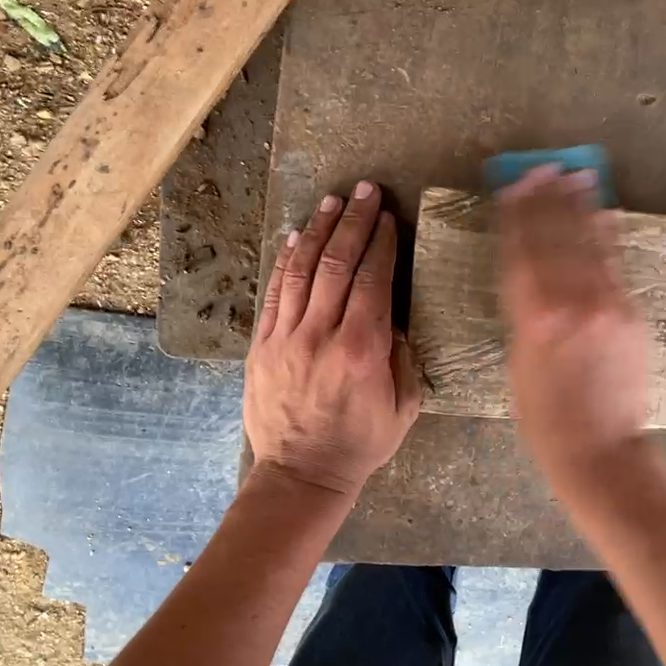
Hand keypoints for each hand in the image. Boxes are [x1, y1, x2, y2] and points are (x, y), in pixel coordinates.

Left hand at [245, 181, 421, 494]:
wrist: (301, 474)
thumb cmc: (362, 442)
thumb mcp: (404, 406)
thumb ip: (402, 357)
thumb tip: (394, 316)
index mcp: (363, 350)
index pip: (375, 281)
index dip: (383, 244)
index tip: (390, 217)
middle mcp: (323, 335)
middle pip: (338, 264)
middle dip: (355, 223)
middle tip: (366, 191)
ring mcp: (286, 337)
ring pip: (302, 270)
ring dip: (320, 230)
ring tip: (333, 201)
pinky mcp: (262, 345)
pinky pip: (275, 293)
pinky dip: (286, 261)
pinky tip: (297, 235)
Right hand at [498, 166, 649, 475]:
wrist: (601, 448)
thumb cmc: (545, 417)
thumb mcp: (517, 362)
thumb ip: (524, 313)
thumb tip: (529, 274)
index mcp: (532, 317)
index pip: (522, 250)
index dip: (518, 214)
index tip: (514, 185)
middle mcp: (570, 301)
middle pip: (556, 238)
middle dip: (548, 199)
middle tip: (544, 168)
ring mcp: (606, 304)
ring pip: (589, 244)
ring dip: (581, 207)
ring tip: (576, 175)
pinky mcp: (630, 313)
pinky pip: (617, 264)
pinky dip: (609, 235)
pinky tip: (605, 213)